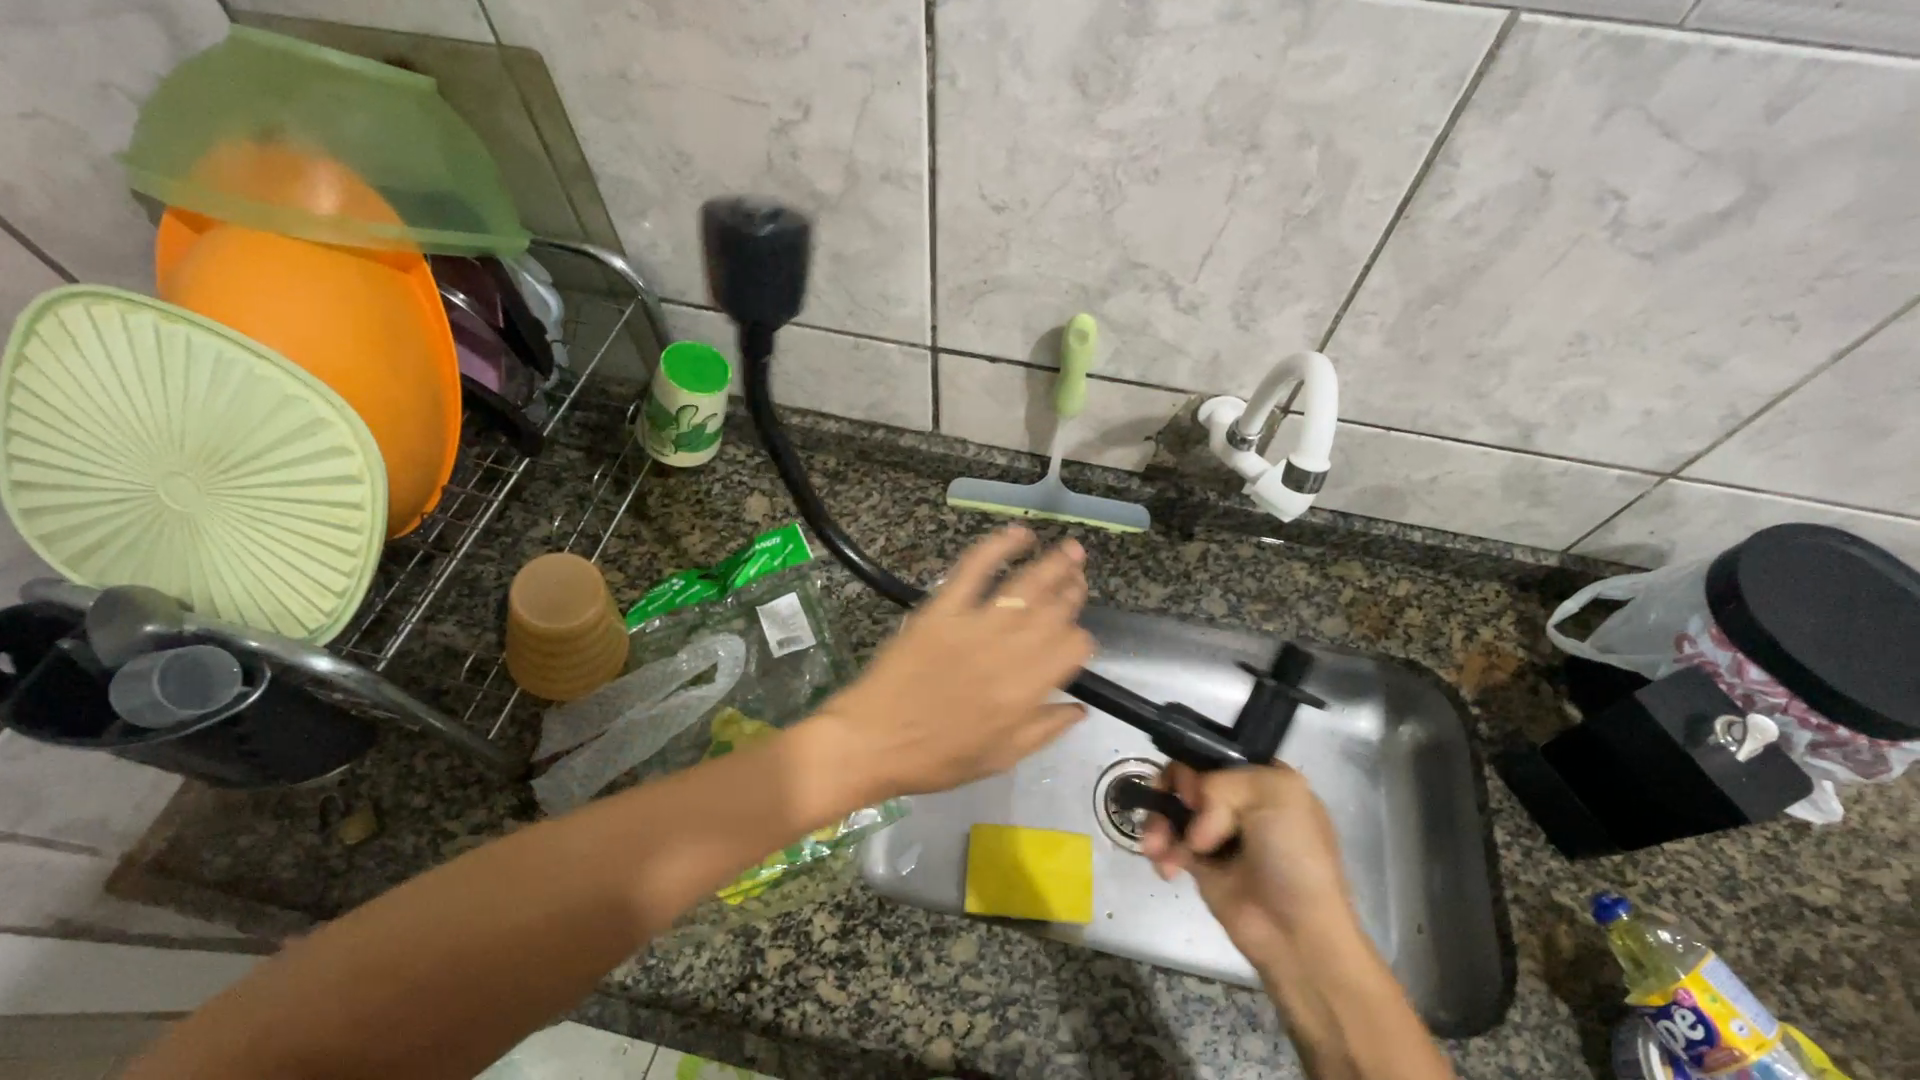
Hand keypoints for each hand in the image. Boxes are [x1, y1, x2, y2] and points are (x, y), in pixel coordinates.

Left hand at [820, 527, 1095, 796]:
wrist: (871, 741)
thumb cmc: (936, 758)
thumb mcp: (999, 758)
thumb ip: (1044, 730)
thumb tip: (1080, 709)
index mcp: (1025, 691)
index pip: (1072, 648)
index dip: (1080, 640)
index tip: (1075, 639)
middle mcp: (1007, 652)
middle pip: (1054, 610)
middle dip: (1072, 592)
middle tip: (1079, 579)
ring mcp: (973, 625)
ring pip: (1025, 585)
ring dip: (1053, 564)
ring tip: (1071, 549)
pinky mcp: (941, 609)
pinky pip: (974, 569)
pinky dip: (998, 546)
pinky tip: (1019, 534)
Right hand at [1140, 762, 1359, 971]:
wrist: (1295, 932)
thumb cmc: (1294, 856)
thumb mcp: (1276, 794)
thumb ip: (1221, 782)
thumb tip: (1194, 821)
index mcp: (1265, 779)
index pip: (1216, 753)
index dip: (1199, 763)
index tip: (1197, 788)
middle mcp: (1240, 801)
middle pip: (1187, 777)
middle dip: (1173, 791)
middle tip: (1182, 810)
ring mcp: (1218, 832)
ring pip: (1171, 807)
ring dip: (1158, 822)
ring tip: (1158, 848)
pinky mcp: (1199, 862)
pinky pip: (1166, 840)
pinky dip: (1159, 848)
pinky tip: (1166, 866)